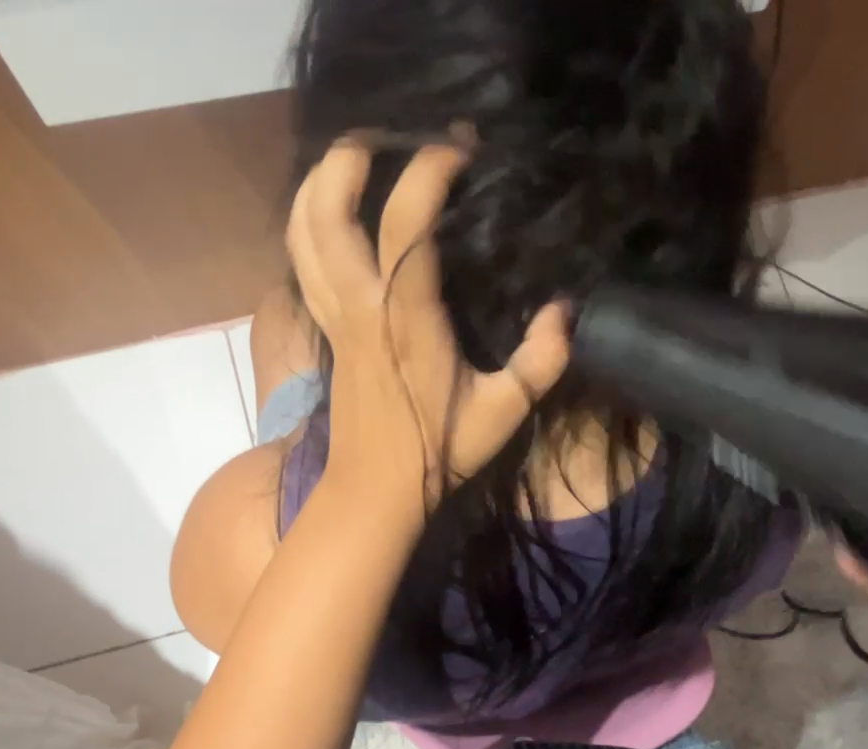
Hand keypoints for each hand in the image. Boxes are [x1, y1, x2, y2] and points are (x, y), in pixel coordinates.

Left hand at [285, 138, 570, 521]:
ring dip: (316, 186)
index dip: (426, 172)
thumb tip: (565, 312)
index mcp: (405, 319)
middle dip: (347, 161)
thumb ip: (540, 362)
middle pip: (326, 213)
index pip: (403, 224)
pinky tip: (332, 214)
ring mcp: (333, 317)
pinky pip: (301, 262)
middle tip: (383, 137)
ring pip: (302, 234)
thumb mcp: (503, 412)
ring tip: (348, 161)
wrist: (374, 492)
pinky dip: (307, 225)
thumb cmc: (437, 452)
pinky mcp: (324, 330)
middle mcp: (359, 307)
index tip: (458, 150)